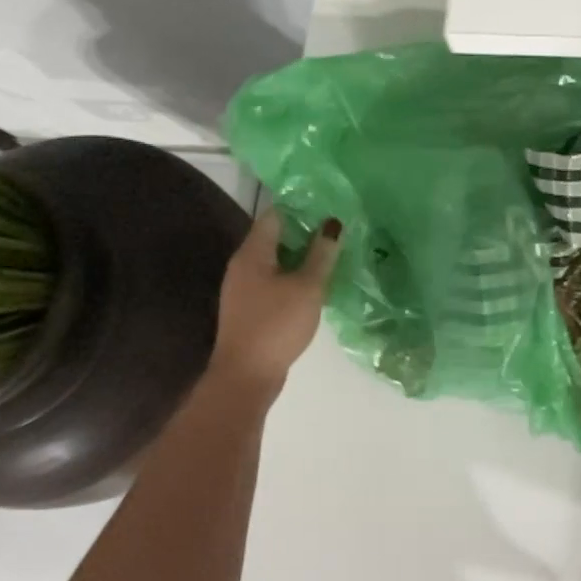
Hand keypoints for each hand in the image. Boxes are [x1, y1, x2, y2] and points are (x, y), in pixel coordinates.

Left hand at [205, 209, 341, 398]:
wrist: (245, 375)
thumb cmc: (276, 324)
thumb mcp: (307, 286)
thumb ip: (321, 254)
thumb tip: (332, 224)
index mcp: (253, 253)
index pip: (275, 215)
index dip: (301, 207)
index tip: (328, 205)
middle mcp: (243, 265)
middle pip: (274, 237)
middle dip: (304, 231)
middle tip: (337, 229)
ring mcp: (243, 288)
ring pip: (275, 261)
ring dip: (301, 256)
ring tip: (331, 253)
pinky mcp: (250, 308)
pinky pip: (274, 281)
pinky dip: (293, 276)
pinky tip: (314, 284)